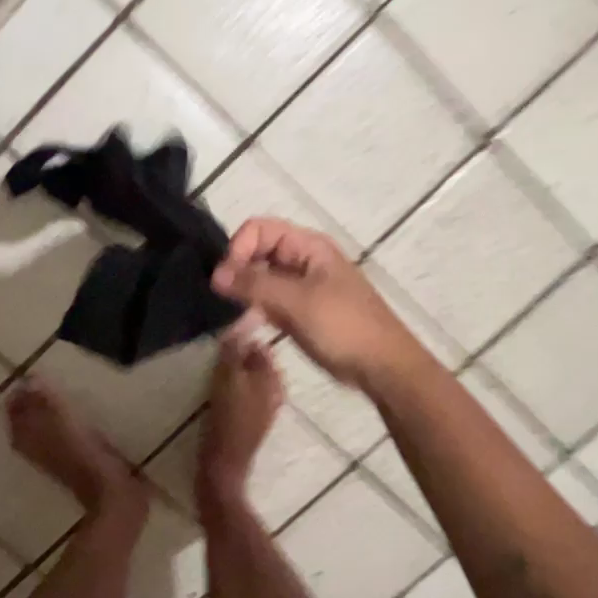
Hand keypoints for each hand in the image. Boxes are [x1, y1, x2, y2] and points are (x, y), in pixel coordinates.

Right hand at [210, 218, 433, 391]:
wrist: (382, 367)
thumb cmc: (344, 327)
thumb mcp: (297, 301)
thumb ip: (255, 284)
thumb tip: (215, 273)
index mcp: (309, 246)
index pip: (259, 229)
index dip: (238, 248)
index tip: (225, 279)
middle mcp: (303, 260)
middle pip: (258, 251)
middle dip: (238, 270)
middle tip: (223, 299)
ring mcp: (302, 286)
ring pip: (262, 278)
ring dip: (244, 291)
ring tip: (230, 315)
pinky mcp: (300, 311)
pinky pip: (269, 300)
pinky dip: (255, 308)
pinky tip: (243, 326)